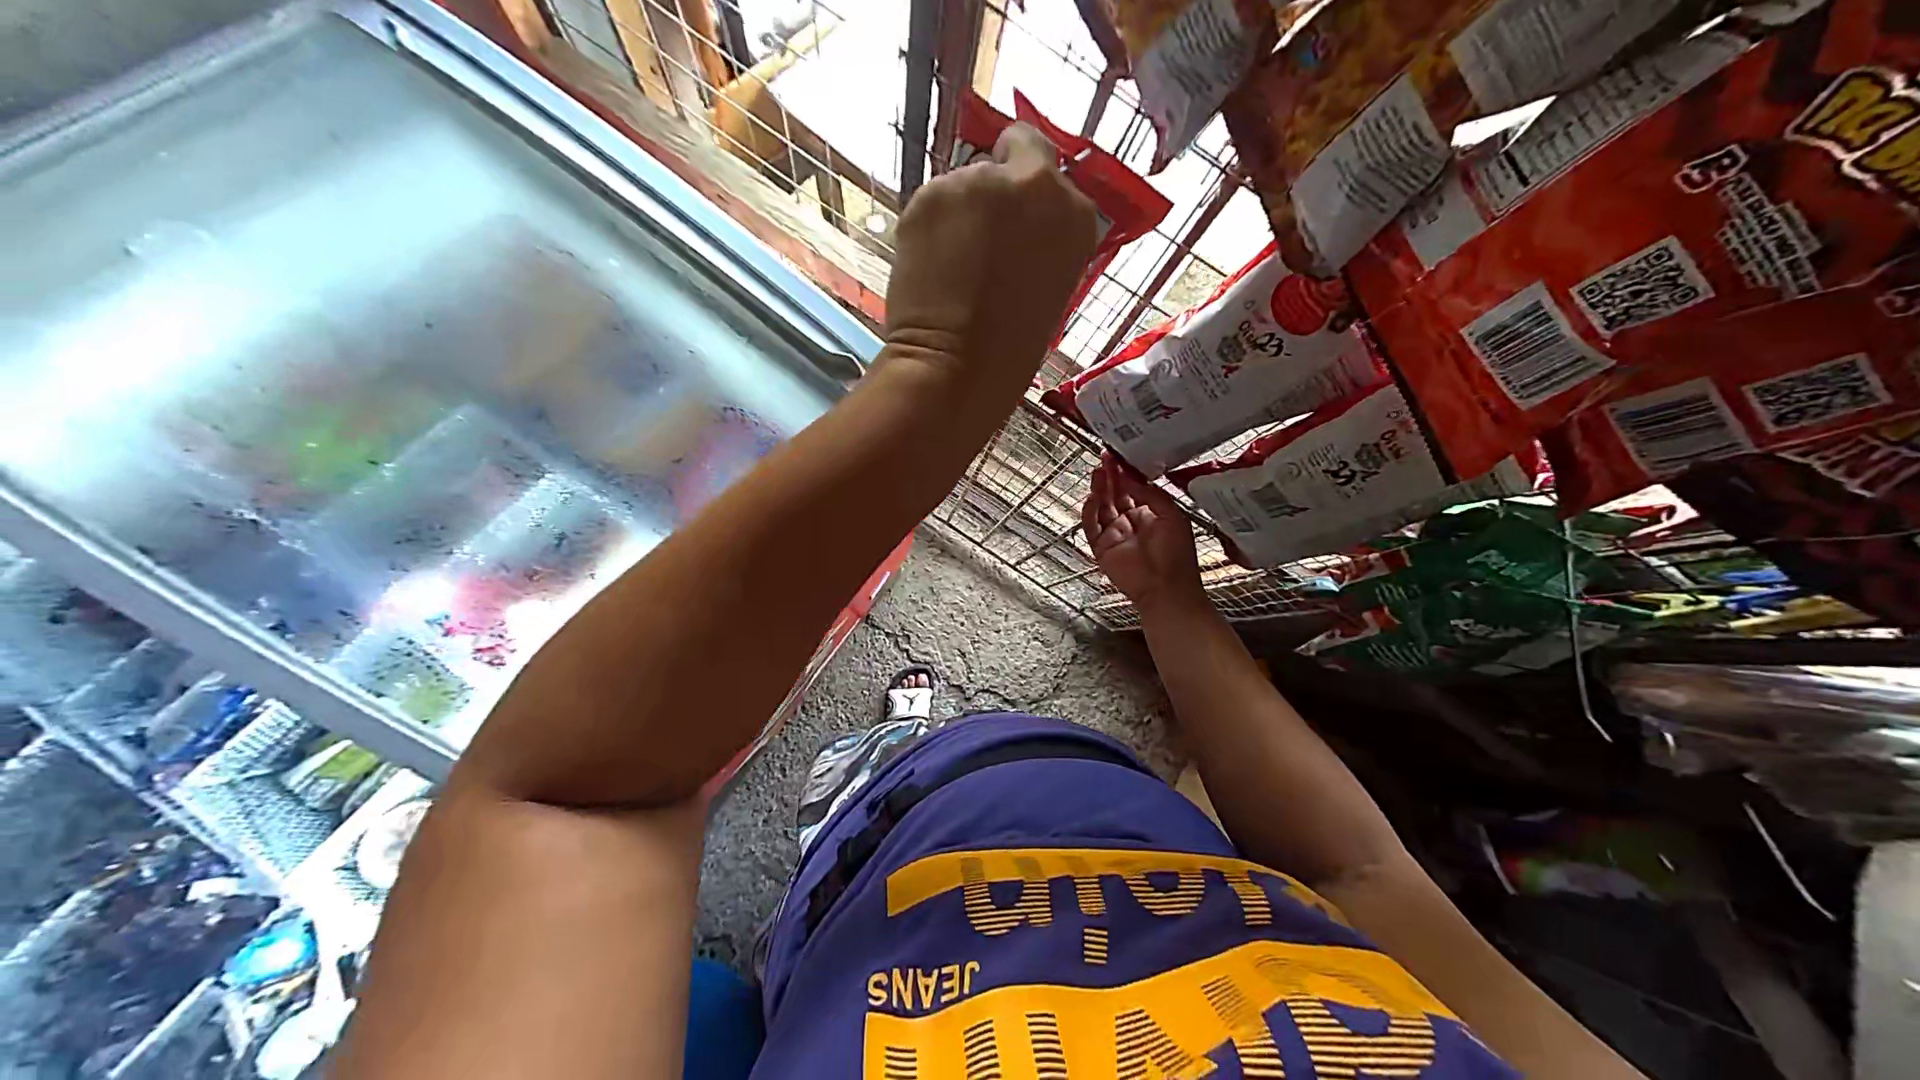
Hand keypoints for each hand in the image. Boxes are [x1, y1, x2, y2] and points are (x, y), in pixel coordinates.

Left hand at [882, 123, 1098, 397]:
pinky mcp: (929, 194)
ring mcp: (978, 182)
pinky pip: (932, 202)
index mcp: (1074, 213)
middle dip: (993, 189)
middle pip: (1009, 156)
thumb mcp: (1052, 283)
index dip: (1024, 189)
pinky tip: (930, 266)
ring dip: (959, 209)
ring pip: (964, 181)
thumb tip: (1015, 221)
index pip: (1046, 164)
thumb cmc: (1010, 347)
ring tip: (953, 264)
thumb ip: (1042, 236)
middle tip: (979, 238)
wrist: (956, 365)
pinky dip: (929, 225)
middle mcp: (1033, 183)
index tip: (1011, 218)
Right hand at [1083, 455, 1205, 614]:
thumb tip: (1131, 477)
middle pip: (1115, 494)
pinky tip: (1093, 496)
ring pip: (1101, 506)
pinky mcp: (1102, 547)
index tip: (1120, 458)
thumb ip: (1151, 494)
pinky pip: (1091, 525)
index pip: (1133, 489)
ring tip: (1099, 471)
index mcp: (1150, 515)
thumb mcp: (1172, 515)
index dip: (1126, 474)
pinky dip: (1090, 510)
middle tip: (1106, 459)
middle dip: (1110, 476)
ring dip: (1099, 488)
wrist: (1166, 588)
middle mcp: (1130, 523)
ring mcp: (1115, 535)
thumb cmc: (1176, 557)